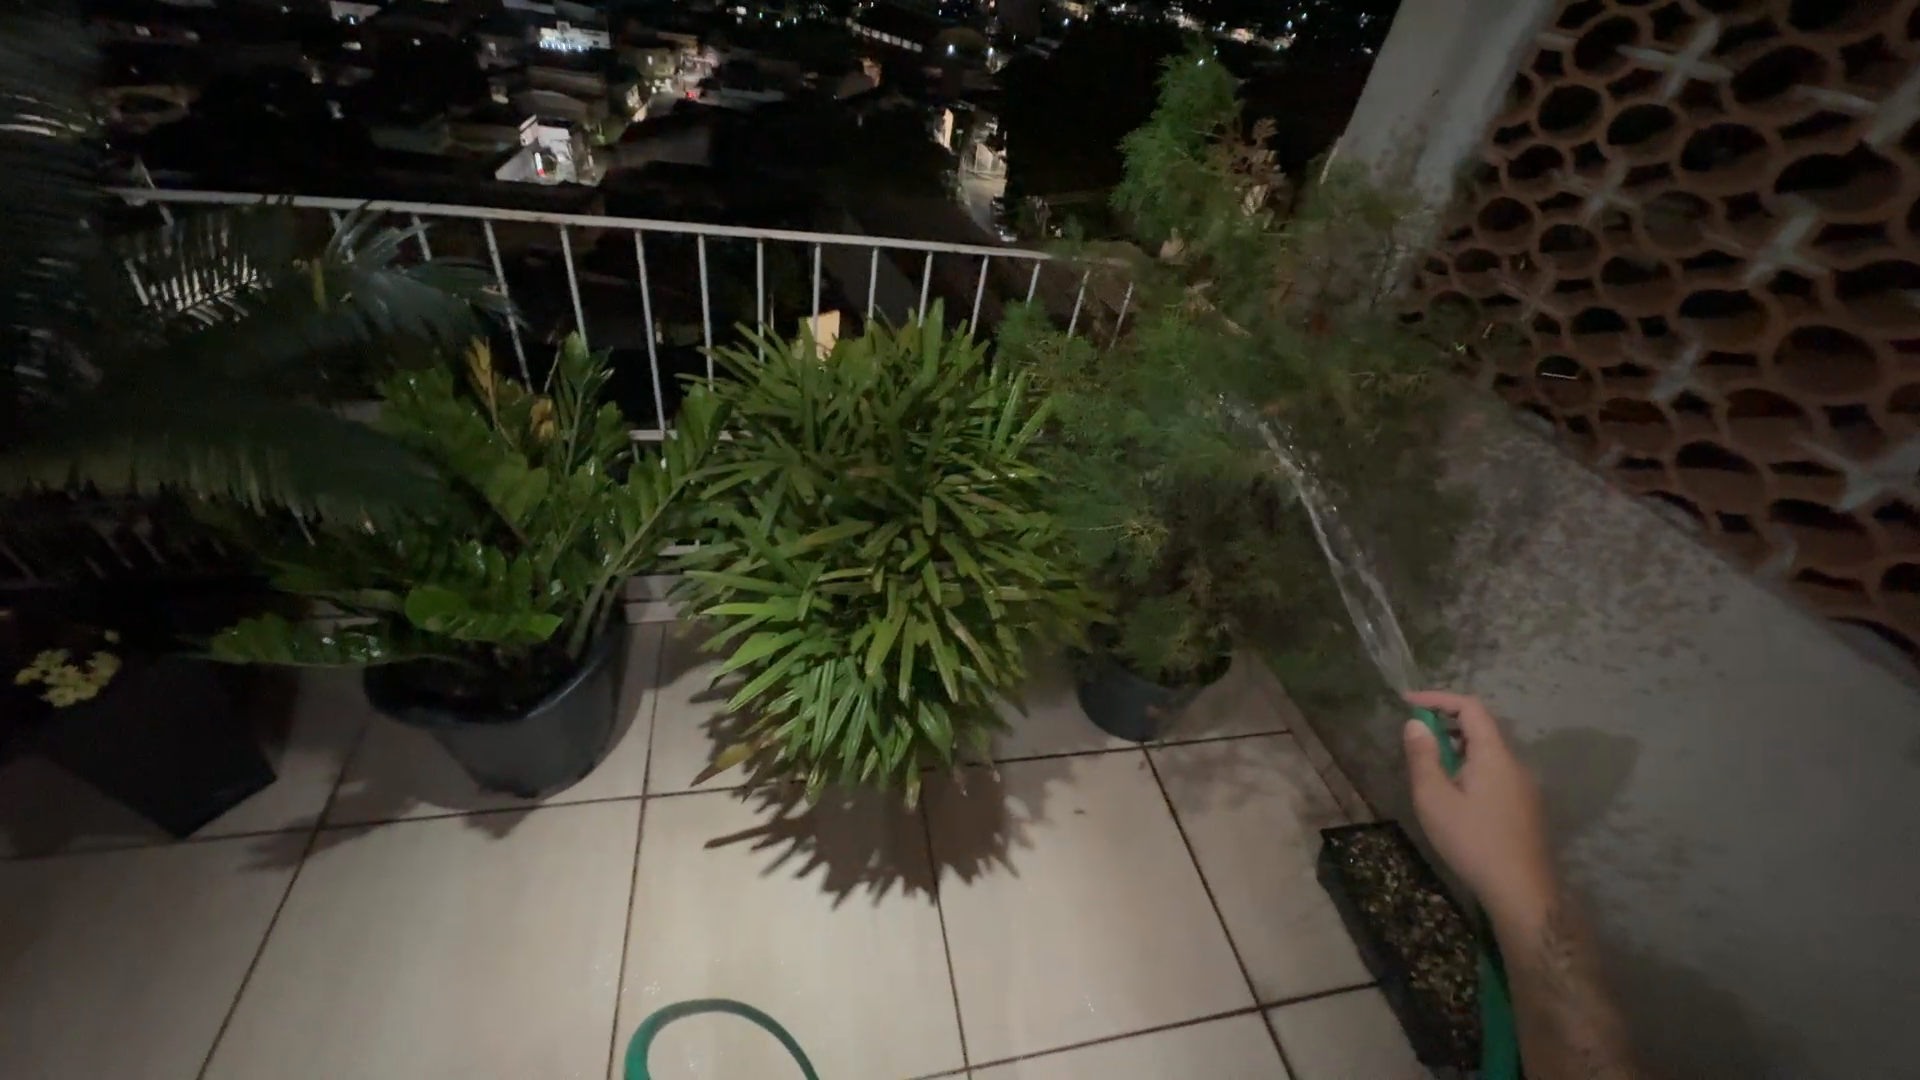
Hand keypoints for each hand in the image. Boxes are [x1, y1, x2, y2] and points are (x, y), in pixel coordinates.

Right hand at [1402, 690, 1554, 929]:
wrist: (1522, 892)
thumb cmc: (1472, 840)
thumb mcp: (1434, 797)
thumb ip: (1423, 756)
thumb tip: (1415, 724)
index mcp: (1495, 756)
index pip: (1470, 708)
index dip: (1437, 698)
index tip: (1406, 702)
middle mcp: (1515, 764)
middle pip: (1482, 727)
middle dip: (1445, 722)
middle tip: (1413, 735)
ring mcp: (1524, 786)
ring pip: (1488, 751)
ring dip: (1456, 746)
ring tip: (1428, 763)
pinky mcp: (1525, 806)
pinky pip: (1495, 770)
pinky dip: (1470, 764)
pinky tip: (1452, 790)